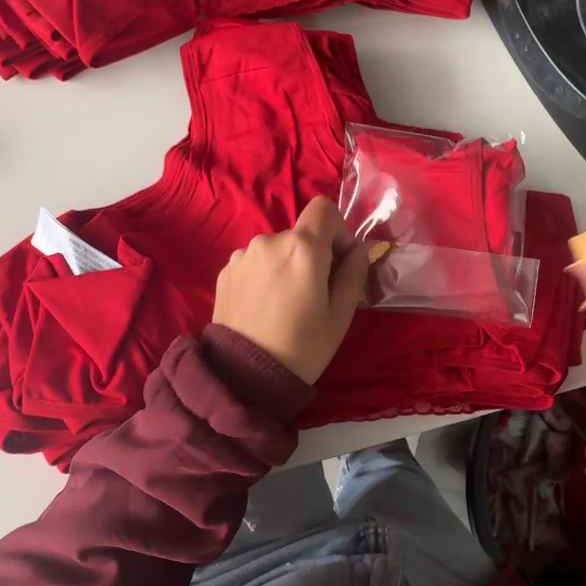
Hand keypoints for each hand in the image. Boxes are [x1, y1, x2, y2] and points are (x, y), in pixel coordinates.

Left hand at [212, 197, 371, 383]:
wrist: (245, 376)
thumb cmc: (303, 347)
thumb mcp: (341, 314)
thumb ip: (355, 272)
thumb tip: (359, 250)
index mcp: (302, 247)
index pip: (325, 208)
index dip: (339, 230)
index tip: (342, 261)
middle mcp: (270, 241)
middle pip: (302, 233)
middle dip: (315, 254)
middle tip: (317, 293)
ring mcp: (243, 255)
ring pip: (278, 249)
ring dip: (288, 265)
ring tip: (288, 303)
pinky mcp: (226, 271)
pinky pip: (256, 262)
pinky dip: (266, 275)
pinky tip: (266, 306)